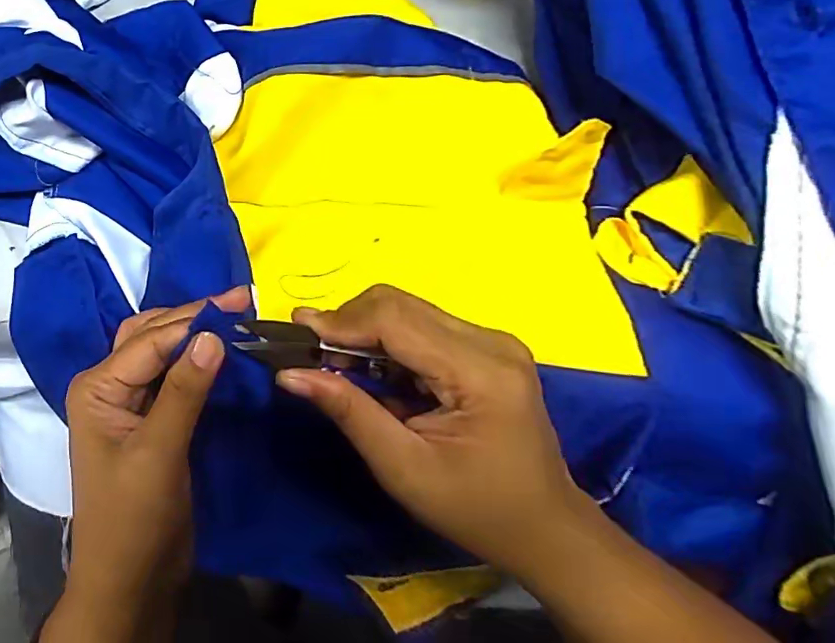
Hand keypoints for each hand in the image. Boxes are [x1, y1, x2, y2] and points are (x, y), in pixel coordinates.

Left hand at [41, 286, 249, 642]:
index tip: (239, 304)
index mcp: (97, 385)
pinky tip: (222, 353)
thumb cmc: (133, 521)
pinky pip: (172, 379)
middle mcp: (108, 384)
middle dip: (192, 317)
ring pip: (160, 352)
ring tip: (234, 317)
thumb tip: (212, 336)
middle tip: (240, 302)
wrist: (128, 585)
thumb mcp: (158, 454)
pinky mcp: (149, 422)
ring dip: (192, 334)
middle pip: (151, 336)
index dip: (193, 321)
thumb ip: (184, 393)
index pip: (150, 341)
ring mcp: (128, 403)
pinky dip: (195, 363)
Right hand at [274, 285, 594, 578]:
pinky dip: (383, 337)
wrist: (547, 531)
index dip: (340, 322)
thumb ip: (349, 412)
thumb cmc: (476, 509)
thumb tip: (288, 372)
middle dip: (347, 322)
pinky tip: (374, 369)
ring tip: (339, 363)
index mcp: (481, 373)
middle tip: (314, 355)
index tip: (297, 338)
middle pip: (396, 303)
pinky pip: (417, 321)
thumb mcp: (403, 469)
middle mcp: (490, 343)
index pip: (393, 319)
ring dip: (362, 328)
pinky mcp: (484, 345)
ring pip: (403, 307)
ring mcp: (491, 340)